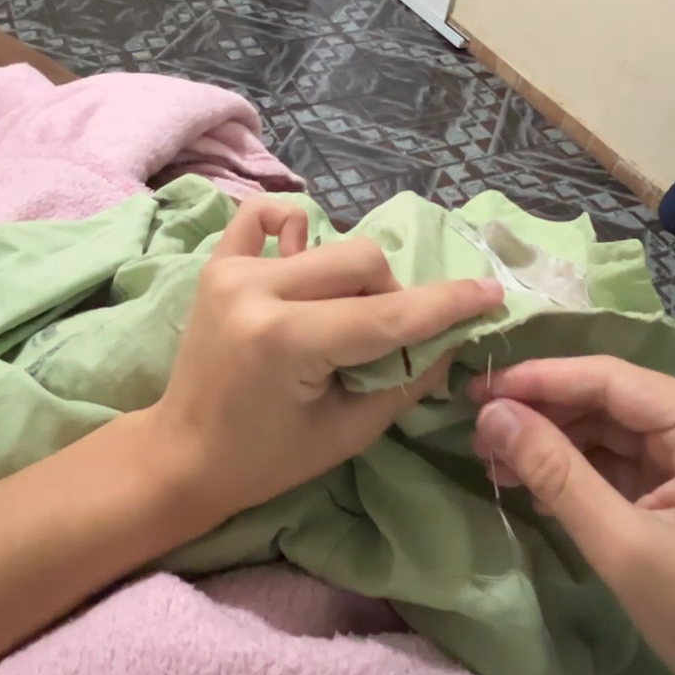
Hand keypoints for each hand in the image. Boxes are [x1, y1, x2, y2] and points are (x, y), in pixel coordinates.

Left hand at [151, 197, 503, 518]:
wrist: (184, 453)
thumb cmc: (266, 458)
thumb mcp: (348, 431)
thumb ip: (405, 378)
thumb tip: (451, 338)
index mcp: (286, 338)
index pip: (385, 314)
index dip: (446, 305)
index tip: (491, 294)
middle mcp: (257, 289)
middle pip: (361, 260)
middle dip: (392, 296)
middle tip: (384, 338)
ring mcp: (231, 269)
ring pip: (327, 242)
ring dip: (352, 276)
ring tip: (339, 314)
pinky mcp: (216, 264)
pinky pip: (260, 216)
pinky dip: (292, 228)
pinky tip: (300, 256)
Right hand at [470, 356, 674, 674]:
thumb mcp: (625, 548)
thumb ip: (554, 471)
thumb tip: (489, 414)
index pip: (610, 378)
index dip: (537, 379)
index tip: (476, 390)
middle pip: (609, 398)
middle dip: (541, 414)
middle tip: (479, 432)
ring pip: (611, 425)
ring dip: (553, 441)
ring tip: (494, 460)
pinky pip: (625, 456)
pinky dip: (578, 467)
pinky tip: (533, 480)